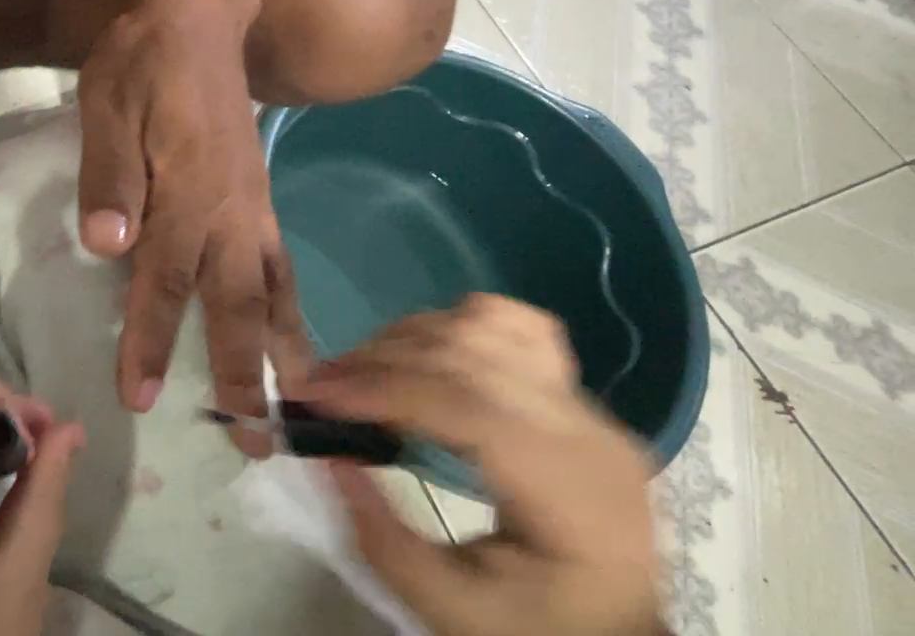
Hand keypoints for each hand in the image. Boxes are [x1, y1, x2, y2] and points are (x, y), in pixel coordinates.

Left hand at [75, 1, 311, 457]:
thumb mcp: (105, 107)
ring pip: (272, 290)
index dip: (147, 342)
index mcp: (184, 195)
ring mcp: (253, 202)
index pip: (162, 283)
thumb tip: (107, 249)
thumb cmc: (140, 61)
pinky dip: (291, 305)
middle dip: (241, 374)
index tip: (139, 398)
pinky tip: (292, 329)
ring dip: (282, 350)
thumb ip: (108, 178)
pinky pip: (282, 261)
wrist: (199, 14)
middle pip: (235, 305)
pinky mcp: (260, 190)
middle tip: (256, 442)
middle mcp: (229, 211)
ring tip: (300, 404)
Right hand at [298, 294, 665, 635]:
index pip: (466, 405)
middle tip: (318, 386)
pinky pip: (517, 326)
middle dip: (378, 361)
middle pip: (468, 356)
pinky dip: (456, 322)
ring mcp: (586, 406)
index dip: (380, 390)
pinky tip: (422, 348)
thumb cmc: (534, 626)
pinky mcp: (573, 395)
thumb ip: (384, 537)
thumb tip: (329, 454)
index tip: (314, 398)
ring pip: (486, 327)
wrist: (614, 635)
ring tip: (359, 370)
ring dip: (406, 338)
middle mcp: (587, 432)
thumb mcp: (451, 608)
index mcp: (569, 491)